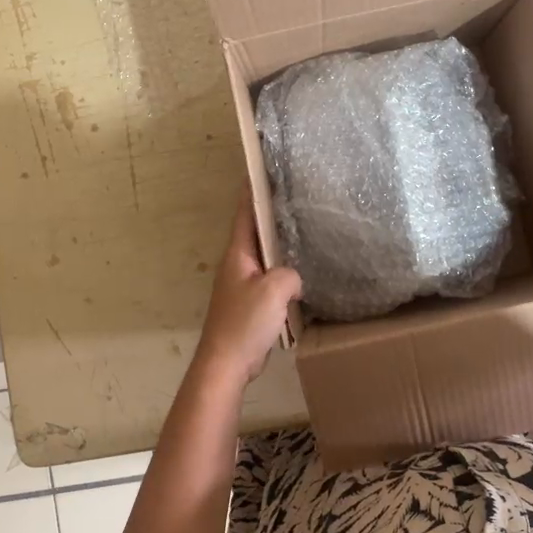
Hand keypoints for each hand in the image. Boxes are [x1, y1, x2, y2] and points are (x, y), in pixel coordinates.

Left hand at [194, 196, 302, 384]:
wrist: (226, 364)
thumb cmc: (245, 323)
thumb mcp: (274, 290)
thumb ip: (290, 274)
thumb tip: (294, 280)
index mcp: (238, 254)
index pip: (246, 213)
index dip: (255, 190)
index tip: (264, 168)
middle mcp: (237, 265)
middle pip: (256, 232)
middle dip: (273, 214)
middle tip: (296, 196)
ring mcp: (243, 285)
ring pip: (266, 258)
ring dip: (281, 246)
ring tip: (305, 232)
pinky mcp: (251, 305)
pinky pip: (271, 281)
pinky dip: (285, 274)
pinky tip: (302, 276)